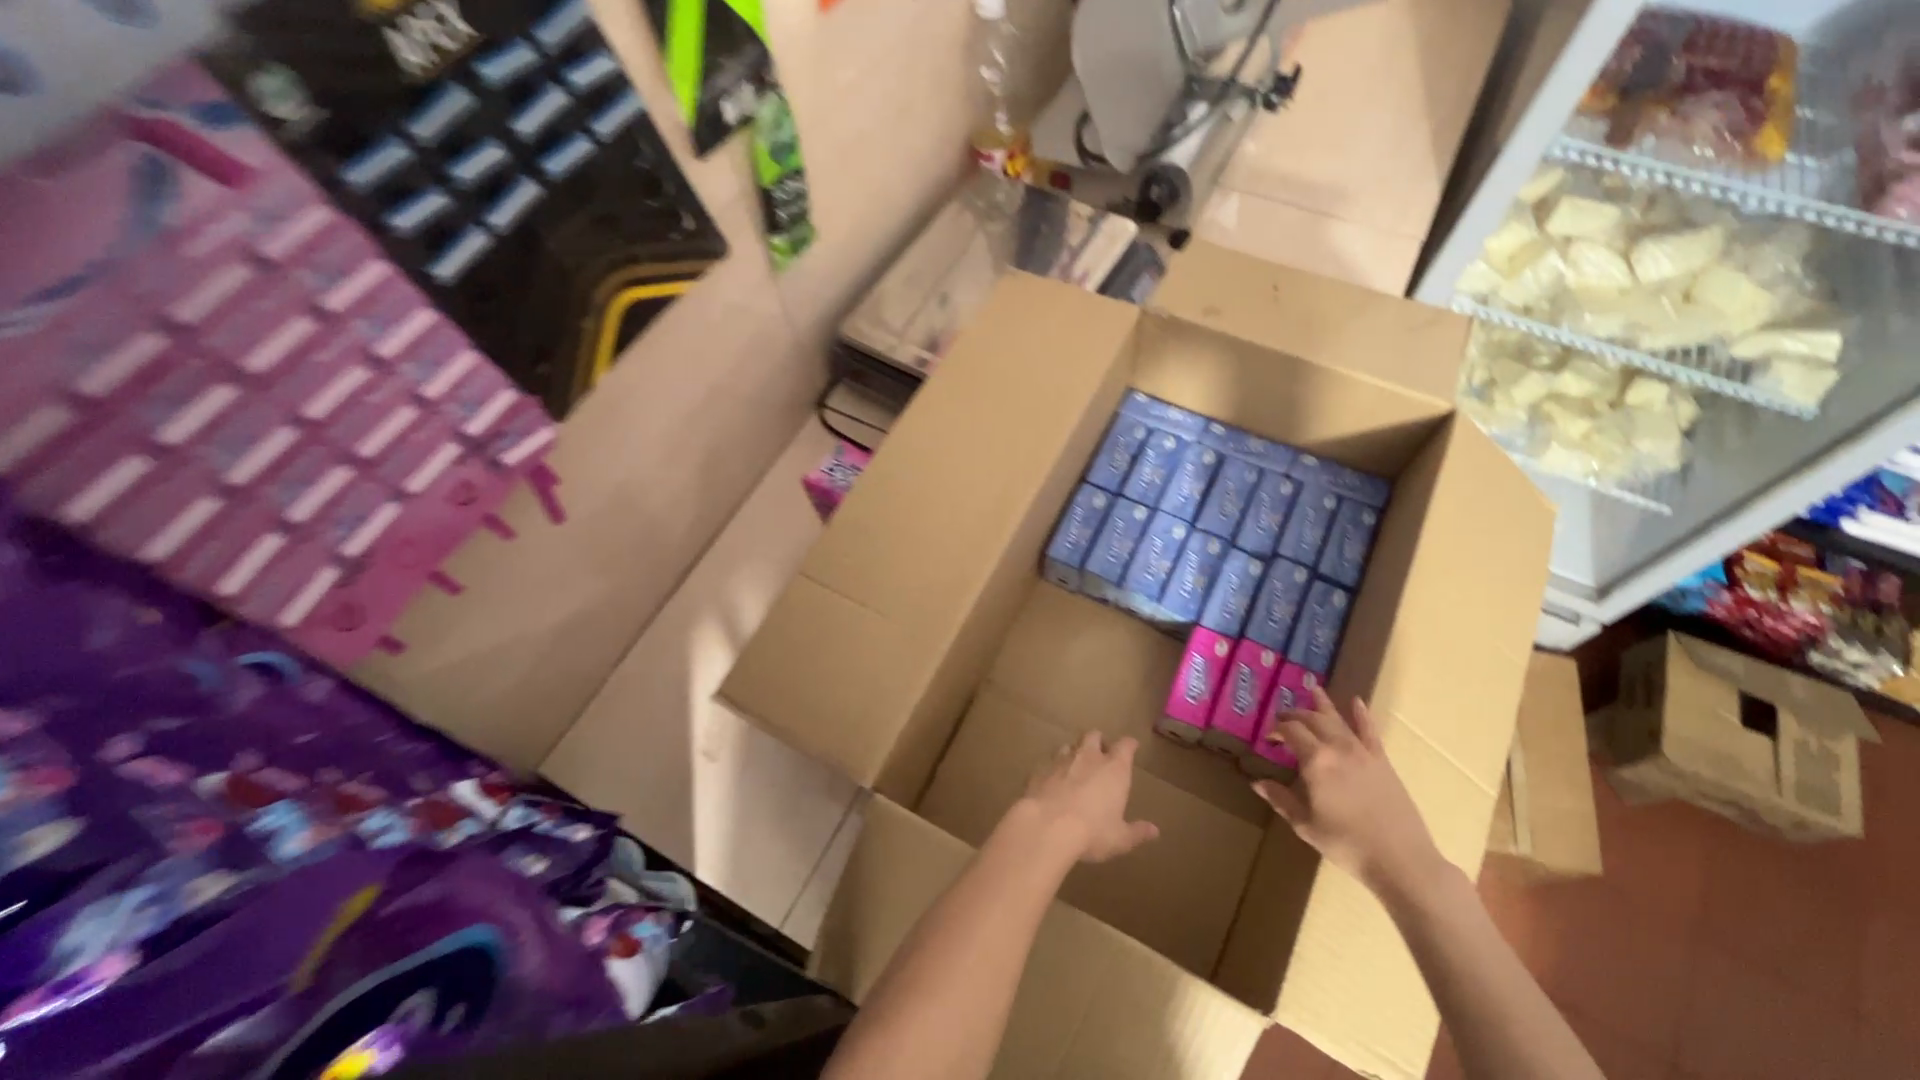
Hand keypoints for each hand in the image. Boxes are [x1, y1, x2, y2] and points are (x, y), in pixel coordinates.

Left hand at [1012, 732, 1158, 863]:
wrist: (1046, 827)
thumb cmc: (1092, 832)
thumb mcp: (1120, 838)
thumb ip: (1137, 832)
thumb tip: (1154, 831)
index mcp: (1114, 769)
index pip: (1125, 746)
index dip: (1129, 745)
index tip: (1131, 746)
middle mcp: (1088, 757)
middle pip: (1094, 735)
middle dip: (1098, 741)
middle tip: (1100, 753)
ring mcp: (1060, 760)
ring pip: (1069, 745)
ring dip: (1073, 752)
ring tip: (1074, 766)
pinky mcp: (1038, 769)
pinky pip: (1047, 762)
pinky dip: (1052, 769)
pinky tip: (1051, 781)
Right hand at [1252, 686, 1445, 895]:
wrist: (1400, 858)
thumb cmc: (1346, 844)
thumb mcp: (1306, 825)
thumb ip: (1281, 800)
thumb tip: (1258, 782)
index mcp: (1315, 761)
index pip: (1290, 732)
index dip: (1276, 730)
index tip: (1267, 738)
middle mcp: (1338, 748)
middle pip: (1312, 720)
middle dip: (1294, 715)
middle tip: (1282, 717)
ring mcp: (1363, 752)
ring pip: (1338, 720)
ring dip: (1323, 705)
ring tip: (1313, 689)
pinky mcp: (1382, 761)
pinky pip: (1370, 731)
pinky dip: (1361, 714)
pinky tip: (1357, 702)